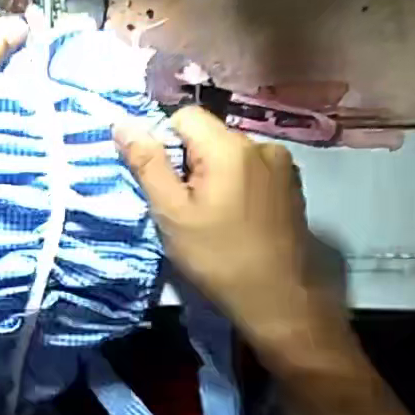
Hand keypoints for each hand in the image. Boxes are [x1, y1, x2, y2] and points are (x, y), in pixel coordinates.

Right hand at [116, 107, 351, 369]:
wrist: (278, 298)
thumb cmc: (218, 257)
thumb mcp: (172, 213)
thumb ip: (147, 164)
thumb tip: (122, 124)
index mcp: (230, 146)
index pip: (184, 116)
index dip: (165, 144)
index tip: (166, 183)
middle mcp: (261, 144)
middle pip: (209, 135)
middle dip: (190, 162)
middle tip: (186, 207)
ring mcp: (282, 164)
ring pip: (230, 153)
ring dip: (214, 174)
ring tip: (213, 216)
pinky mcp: (292, 185)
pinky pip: (252, 169)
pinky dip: (237, 184)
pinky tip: (237, 218)